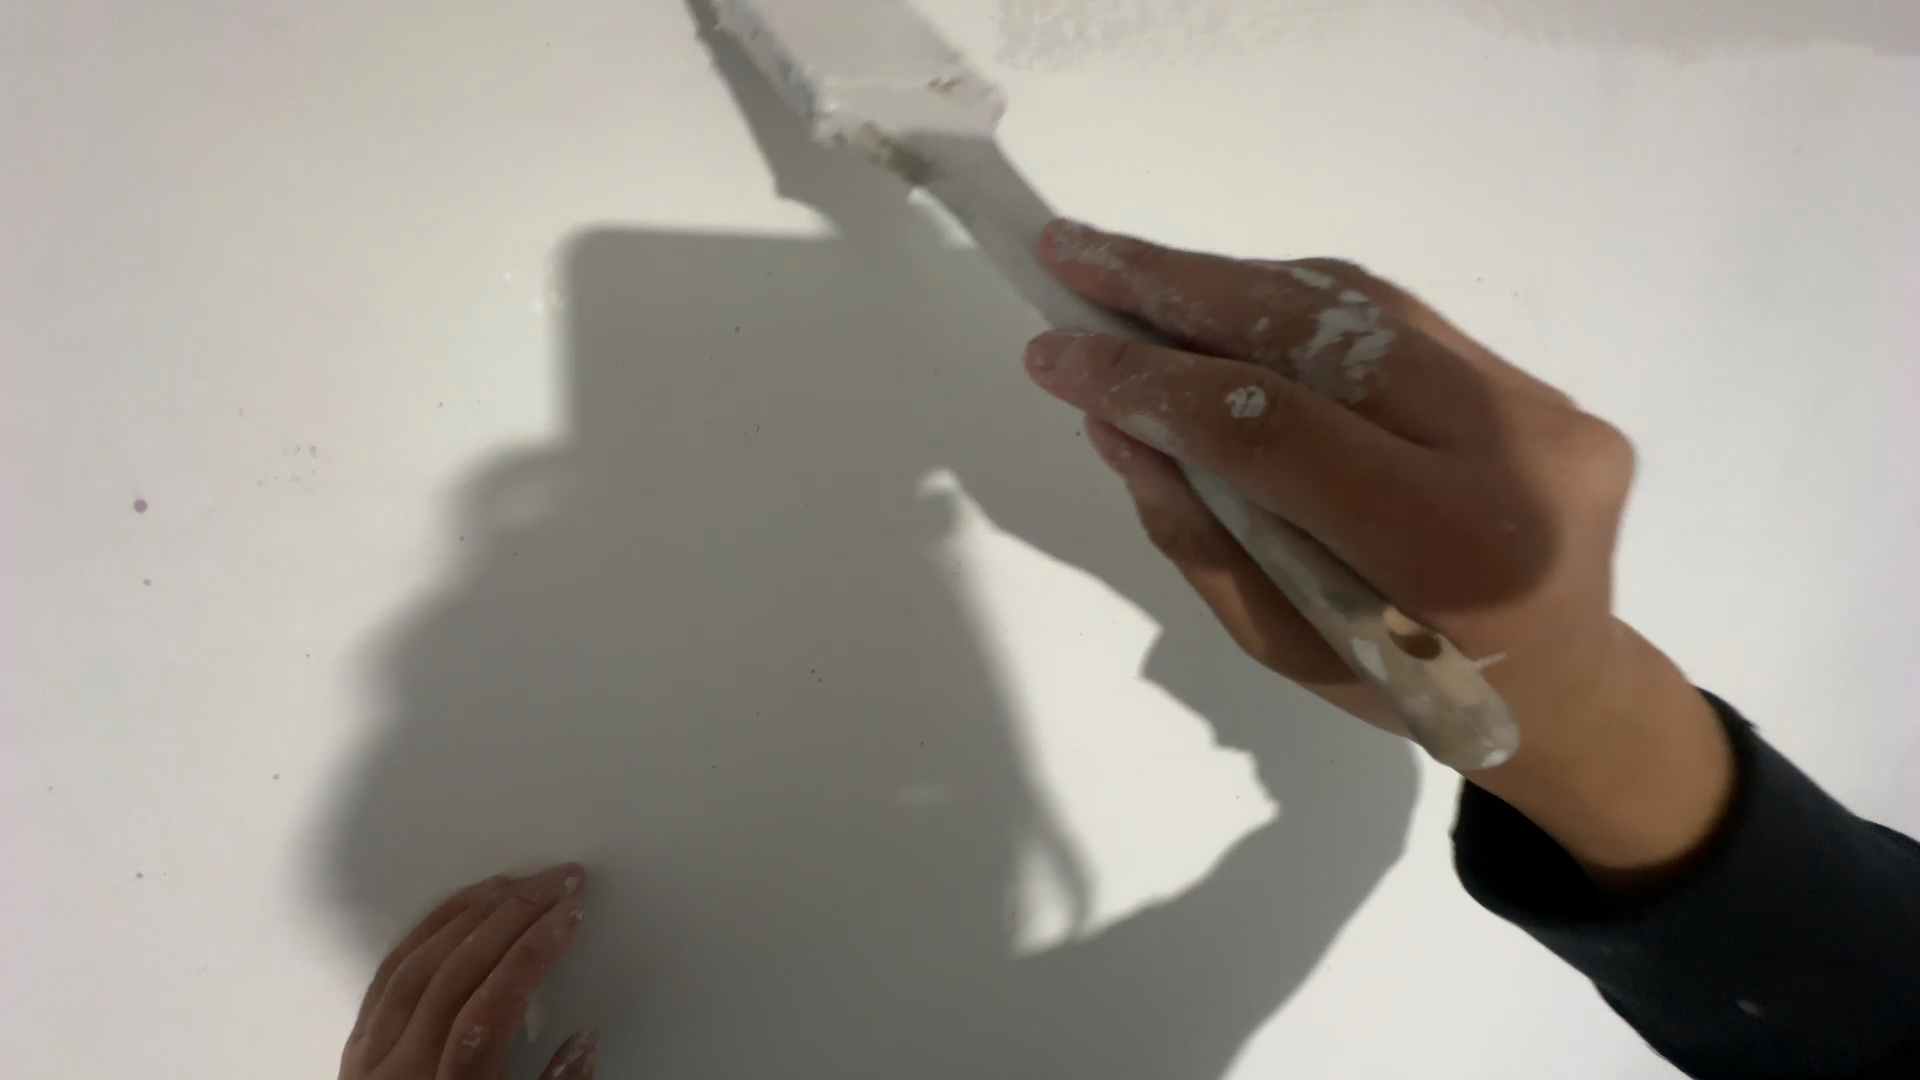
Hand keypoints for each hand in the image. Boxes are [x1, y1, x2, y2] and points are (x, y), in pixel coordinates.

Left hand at [340, 865, 595, 1079]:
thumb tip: (585, 1039)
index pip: (489, 1010)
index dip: (534, 951)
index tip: (574, 909)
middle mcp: (396, 1077)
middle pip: (456, 974)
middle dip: (517, 913)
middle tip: (563, 877)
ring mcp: (366, 1064)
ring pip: (417, 967)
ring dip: (475, 911)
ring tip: (522, 880)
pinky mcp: (352, 1054)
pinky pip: (386, 977)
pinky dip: (428, 931)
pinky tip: (464, 906)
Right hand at [1023, 221, 1733, 887]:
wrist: (1559, 684)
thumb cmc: (1394, 687)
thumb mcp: (1269, 639)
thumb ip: (1191, 531)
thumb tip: (1114, 423)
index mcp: (1442, 549)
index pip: (1269, 429)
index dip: (1148, 382)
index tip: (1053, 353)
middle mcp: (1509, 450)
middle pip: (1314, 331)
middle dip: (1172, 286)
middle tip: (1070, 251)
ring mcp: (1535, 401)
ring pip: (1351, 304)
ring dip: (1221, 280)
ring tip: (1127, 269)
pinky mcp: (1532, 379)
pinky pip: (1383, 317)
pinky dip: (1280, 301)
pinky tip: (1213, 300)